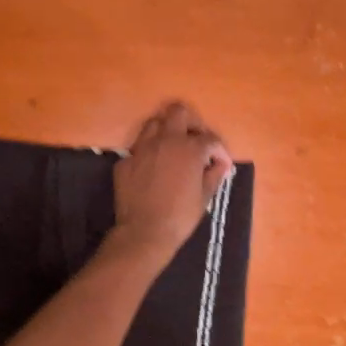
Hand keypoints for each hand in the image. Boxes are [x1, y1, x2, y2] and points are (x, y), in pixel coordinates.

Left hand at [112, 102, 233, 251]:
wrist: (144, 232)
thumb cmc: (180, 216)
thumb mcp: (204, 197)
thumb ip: (214, 174)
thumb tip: (220, 164)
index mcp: (189, 148)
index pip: (210, 138)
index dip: (219, 150)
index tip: (219, 163)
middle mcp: (165, 140)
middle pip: (179, 112)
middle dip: (192, 122)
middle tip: (196, 139)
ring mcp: (142, 148)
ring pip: (155, 123)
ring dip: (167, 130)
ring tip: (173, 147)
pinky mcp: (125, 160)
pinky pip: (139, 147)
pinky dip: (150, 151)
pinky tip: (153, 167)